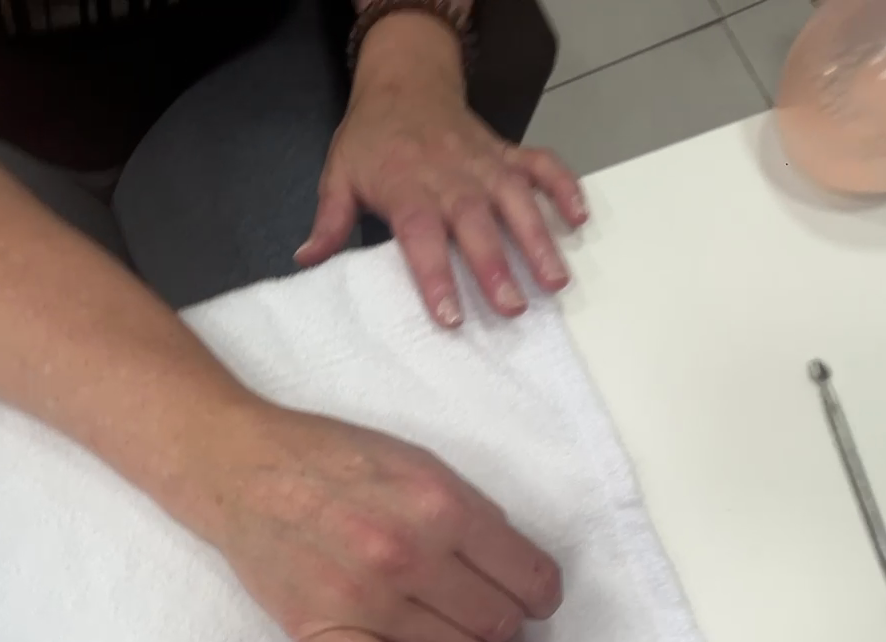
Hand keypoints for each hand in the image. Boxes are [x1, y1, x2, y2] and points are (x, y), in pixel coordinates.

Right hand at [185, 407, 561, 641]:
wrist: (242, 471)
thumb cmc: (327, 456)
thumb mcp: (414, 460)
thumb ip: (468, 512)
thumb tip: (510, 566)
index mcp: (441, 504)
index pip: (530, 575)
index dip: (541, 593)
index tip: (532, 599)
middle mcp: (412, 556)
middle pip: (499, 622)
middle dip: (508, 628)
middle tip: (492, 623)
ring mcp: (369, 602)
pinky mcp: (329, 637)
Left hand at [295, 13, 587, 326]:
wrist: (404, 80)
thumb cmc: (371, 140)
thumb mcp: (339, 177)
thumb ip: (328, 222)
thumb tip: (306, 261)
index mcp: (407, 190)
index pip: (422, 238)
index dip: (435, 277)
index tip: (450, 316)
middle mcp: (450, 178)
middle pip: (476, 224)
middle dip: (496, 267)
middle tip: (513, 309)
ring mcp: (483, 163)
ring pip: (515, 200)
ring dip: (539, 239)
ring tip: (555, 281)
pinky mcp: (506, 152)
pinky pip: (541, 165)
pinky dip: (563, 186)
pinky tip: (580, 217)